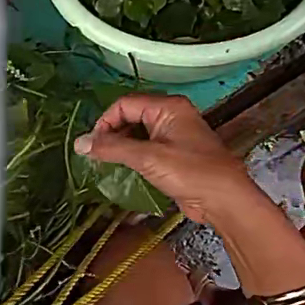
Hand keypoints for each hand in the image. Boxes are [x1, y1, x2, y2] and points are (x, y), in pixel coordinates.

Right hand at [72, 94, 275, 227]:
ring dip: (120, 144)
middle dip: (111, 133)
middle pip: (129, 115)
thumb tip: (79, 143)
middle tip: (97, 153)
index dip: (105, 122)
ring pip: (136, 131)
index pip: (124, 104)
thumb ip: (111, 148)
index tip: (93, 144)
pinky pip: (145, 145)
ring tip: (107, 161)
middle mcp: (171, 115)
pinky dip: (131, 154)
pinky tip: (123, 167)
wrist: (225, 200)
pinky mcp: (174, 152)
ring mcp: (174, 133)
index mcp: (168, 107)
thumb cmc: (191, 173)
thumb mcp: (147, 158)